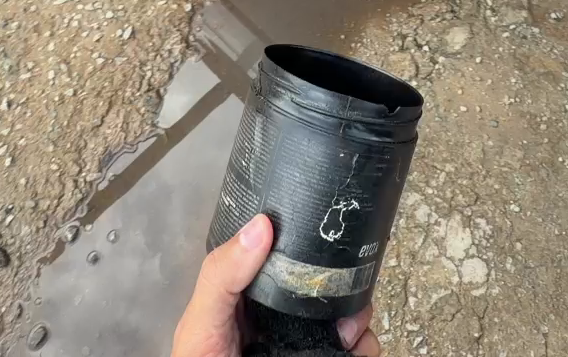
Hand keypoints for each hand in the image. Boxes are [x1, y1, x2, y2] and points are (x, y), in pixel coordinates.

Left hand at [171, 214, 381, 356]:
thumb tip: (262, 224)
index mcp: (258, 297)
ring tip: (353, 334)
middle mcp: (286, 320)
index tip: (331, 248)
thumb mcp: (202, 321)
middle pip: (328, 291)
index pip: (292, 262)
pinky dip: (365, 348)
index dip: (314, 253)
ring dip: (360, 321)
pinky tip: (358, 350)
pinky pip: (355, 352)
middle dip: (348, 290)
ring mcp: (305, 345)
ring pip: (348, 322)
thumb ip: (223, 275)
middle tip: (349, 304)